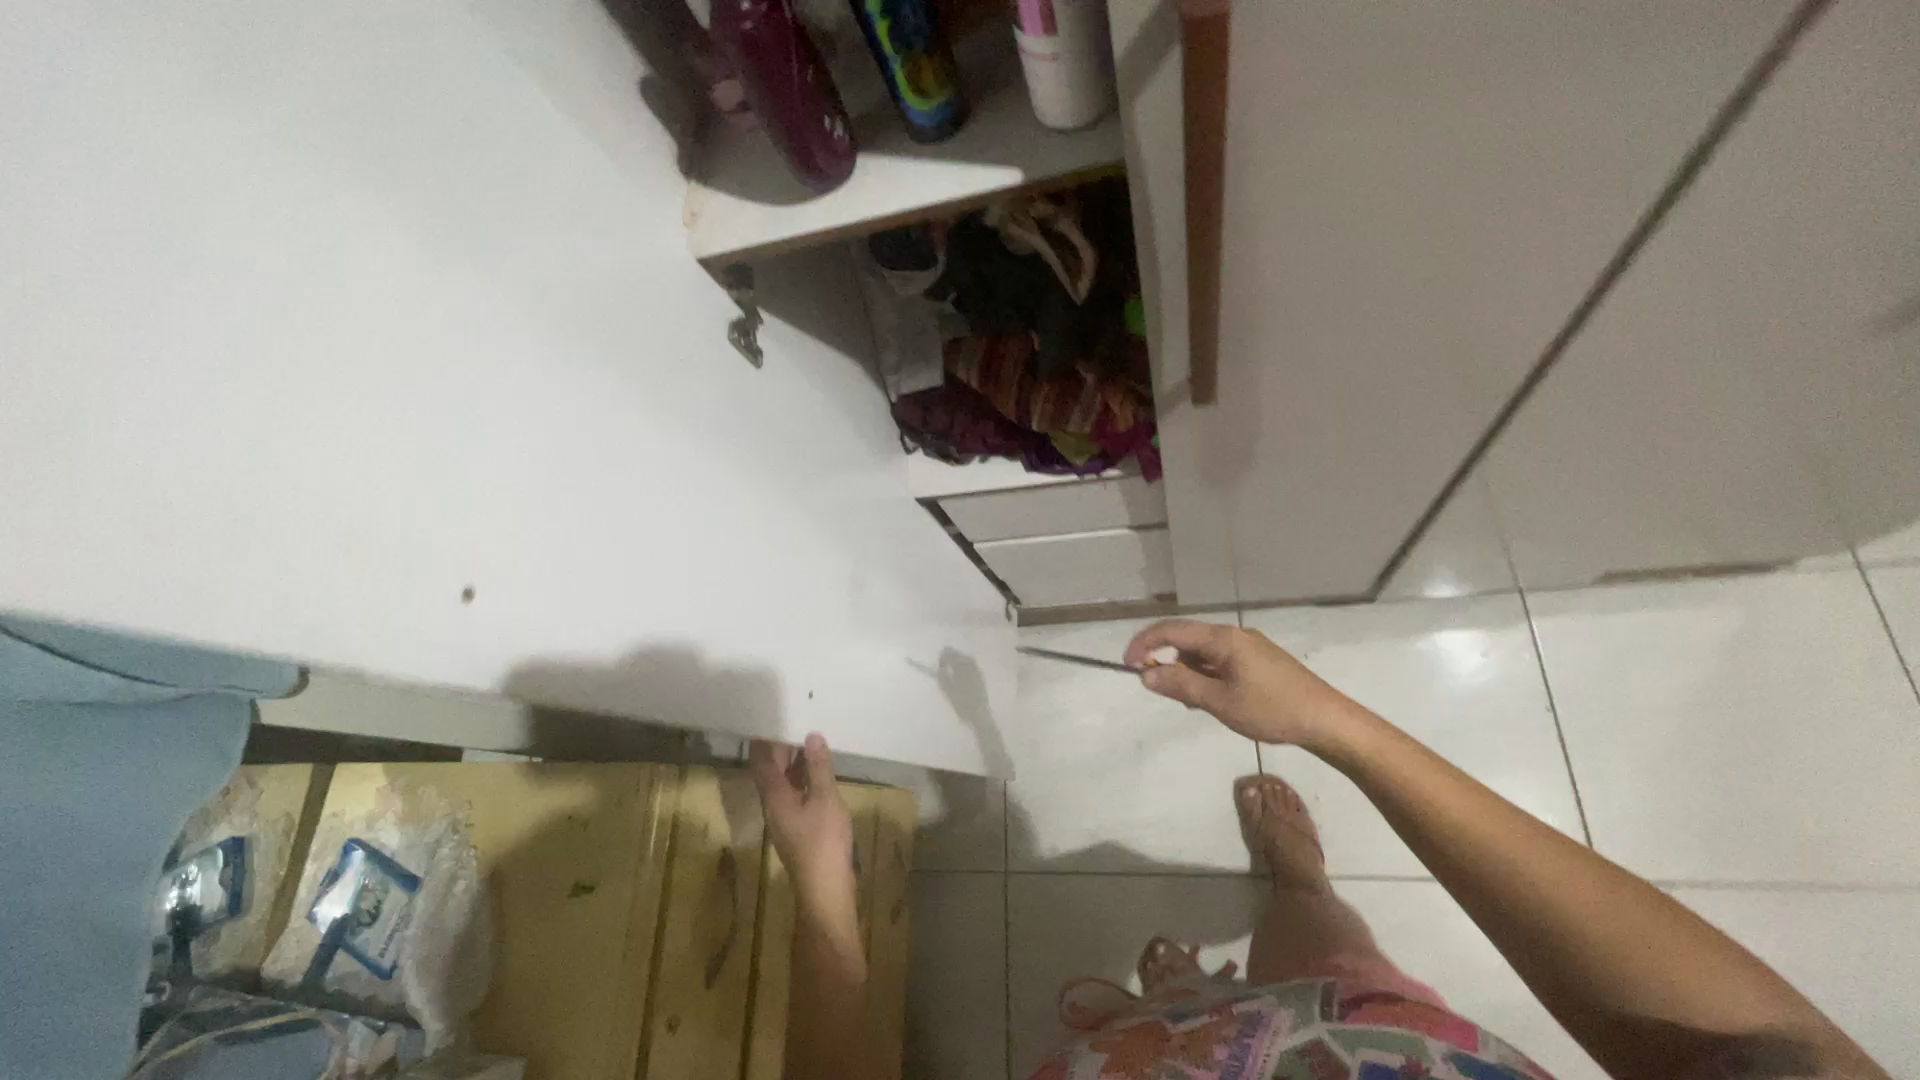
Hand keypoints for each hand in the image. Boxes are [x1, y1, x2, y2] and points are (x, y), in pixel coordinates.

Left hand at [749, 733, 855, 913]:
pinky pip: (795, 795)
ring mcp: (786, 819)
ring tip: (808, 738)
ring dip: (793, 763)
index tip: (769, 718)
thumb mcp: (825, 799)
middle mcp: (774, 806)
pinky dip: (803, 779)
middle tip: (793, 722)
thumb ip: (818, 767)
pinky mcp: (799, 828)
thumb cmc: (823, 842)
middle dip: (779, 748)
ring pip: (784, 784)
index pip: (761, 762)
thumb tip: (811, 736)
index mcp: (774, 797)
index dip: (762, 741)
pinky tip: (819, 771)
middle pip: (771, 772)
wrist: (825, 890)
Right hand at [1124, 619, 1361, 750]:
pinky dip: (1206, 675)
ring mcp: (1249, 647)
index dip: (1144, 643)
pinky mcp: (1260, 661)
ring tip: (1190, 702)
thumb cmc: (1271, 710)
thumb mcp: (1219, 702)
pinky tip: (1212, 699)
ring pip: (1204, 652)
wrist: (1327, 720)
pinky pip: (1221, 660)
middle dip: (1165, 660)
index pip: (1172, 631)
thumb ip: (1181, 685)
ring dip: (1188, 671)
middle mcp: (1234, 635)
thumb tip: (1146, 674)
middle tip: (1157, 689)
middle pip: (1187, 639)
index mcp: (1223, 639)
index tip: (1127, 664)